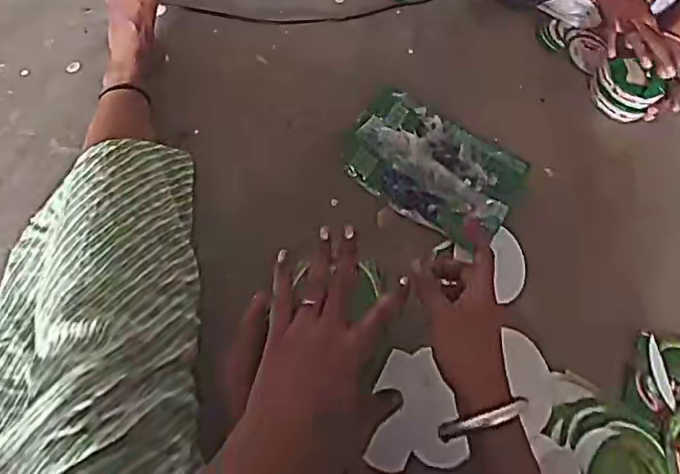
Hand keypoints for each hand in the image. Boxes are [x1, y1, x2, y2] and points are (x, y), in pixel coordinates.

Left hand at [216, 226, 407, 473]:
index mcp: (352, 352)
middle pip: (342, 284)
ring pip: (312, 284)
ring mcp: (300, 332)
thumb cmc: (320, 443)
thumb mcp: (358, 428)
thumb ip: (377, 407)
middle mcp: (328, 333)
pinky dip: (281, 277)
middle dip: (348, 254)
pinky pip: (280, 300)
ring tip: (323, 233)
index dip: (395, 296)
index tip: (404, 278)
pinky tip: (282, 259)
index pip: (381, 317)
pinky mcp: (275, 337)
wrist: (275, 450)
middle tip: (351, 229)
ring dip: (319, 256)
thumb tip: (395, 398)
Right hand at [411, 229, 510, 409]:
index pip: (483, 254)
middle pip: (469, 272)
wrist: (482, 395)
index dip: (476, 236)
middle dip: (447, 265)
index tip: (465, 221)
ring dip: (445, 284)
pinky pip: (460, 306)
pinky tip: (431, 308)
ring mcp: (482, 317)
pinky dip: (446, 300)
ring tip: (423, 288)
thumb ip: (428, 288)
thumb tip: (418, 264)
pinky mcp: (475, 333)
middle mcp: (485, 300)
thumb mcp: (441, 315)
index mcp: (482, 290)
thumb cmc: (465, 352)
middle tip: (426, 267)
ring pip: (463, 289)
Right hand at [594, 0, 676, 78]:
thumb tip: (651, 28)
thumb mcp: (642, 1)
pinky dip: (612, 45)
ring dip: (641, 52)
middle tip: (668, 72)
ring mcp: (624, 21)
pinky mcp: (611, 20)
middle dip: (660, 57)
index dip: (668, 52)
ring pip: (635, 38)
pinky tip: (612, 56)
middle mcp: (638, 21)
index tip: (676, 66)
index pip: (660, 37)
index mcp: (647, 17)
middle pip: (652, 41)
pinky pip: (612, 34)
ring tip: (647, 65)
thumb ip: (646, 17)